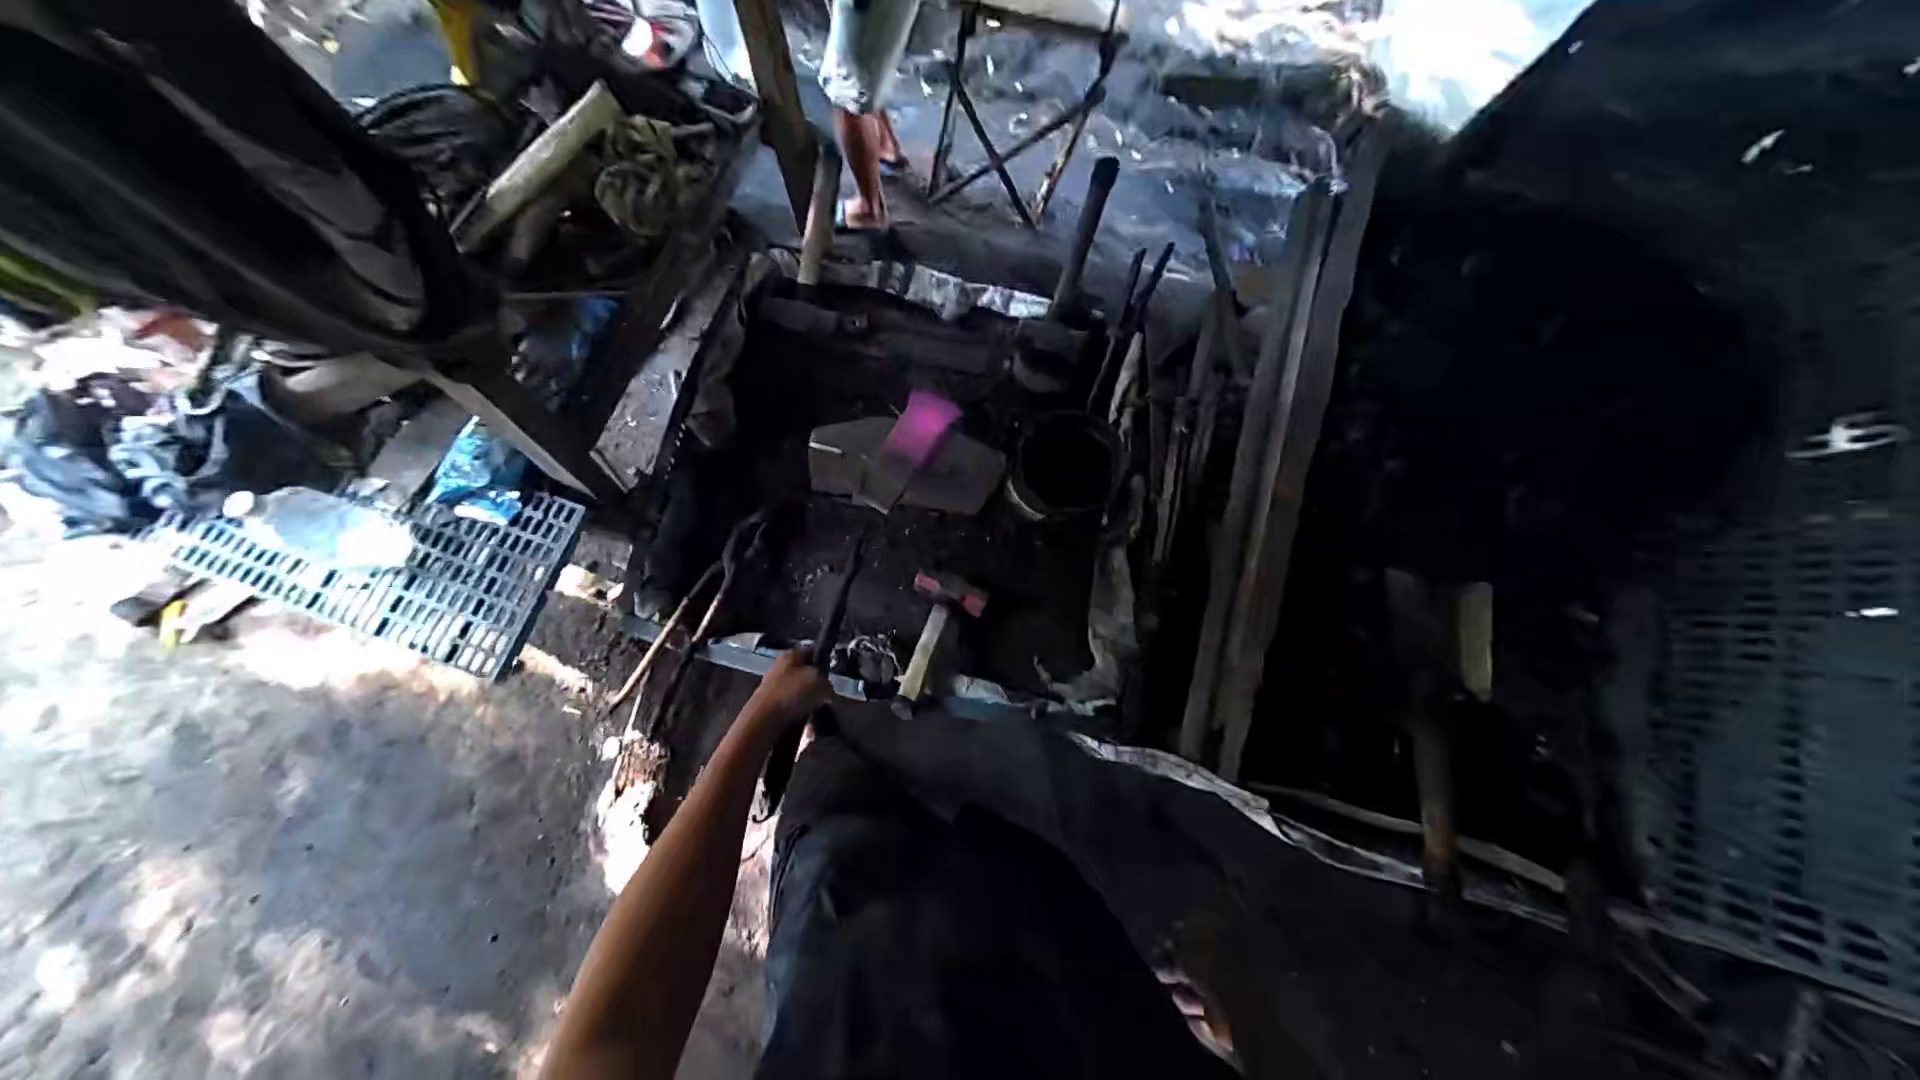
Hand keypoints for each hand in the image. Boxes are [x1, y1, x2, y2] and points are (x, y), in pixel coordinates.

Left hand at [743, 649, 830, 730]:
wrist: (763, 720)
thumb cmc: (794, 694)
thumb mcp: (822, 684)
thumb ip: (828, 683)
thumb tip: (825, 690)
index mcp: (791, 655)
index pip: (812, 651)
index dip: (824, 661)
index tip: (831, 675)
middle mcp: (780, 667)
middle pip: (805, 674)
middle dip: (816, 685)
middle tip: (825, 697)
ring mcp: (772, 687)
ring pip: (798, 692)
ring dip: (807, 702)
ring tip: (815, 712)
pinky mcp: (767, 705)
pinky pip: (790, 707)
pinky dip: (797, 714)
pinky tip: (803, 722)